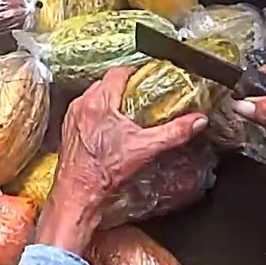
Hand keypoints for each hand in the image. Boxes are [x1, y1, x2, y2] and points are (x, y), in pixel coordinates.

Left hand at [38, 67, 205, 253]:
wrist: (78, 192)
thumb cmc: (103, 172)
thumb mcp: (145, 149)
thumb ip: (174, 132)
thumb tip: (196, 121)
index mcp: (99, 103)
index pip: (118, 72)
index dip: (135, 72)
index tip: (146, 77)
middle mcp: (82, 105)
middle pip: (105, 82)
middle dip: (124, 85)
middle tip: (141, 94)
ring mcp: (72, 116)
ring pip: (93, 95)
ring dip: (110, 98)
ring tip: (126, 109)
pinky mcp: (68, 127)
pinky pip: (84, 109)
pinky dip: (98, 111)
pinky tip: (109, 125)